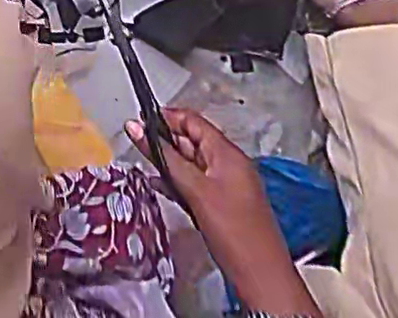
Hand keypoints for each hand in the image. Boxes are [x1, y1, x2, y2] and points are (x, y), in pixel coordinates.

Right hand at [126, 110, 322, 316]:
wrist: (262, 279)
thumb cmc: (235, 233)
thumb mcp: (193, 188)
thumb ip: (163, 156)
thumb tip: (135, 127)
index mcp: (228, 154)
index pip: (191, 120)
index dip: (165, 118)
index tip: (140, 124)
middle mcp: (230, 165)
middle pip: (190, 139)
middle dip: (165, 143)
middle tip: (143, 149)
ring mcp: (229, 184)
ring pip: (191, 162)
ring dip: (170, 164)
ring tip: (153, 171)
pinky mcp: (224, 202)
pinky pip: (196, 181)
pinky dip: (179, 181)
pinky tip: (164, 187)